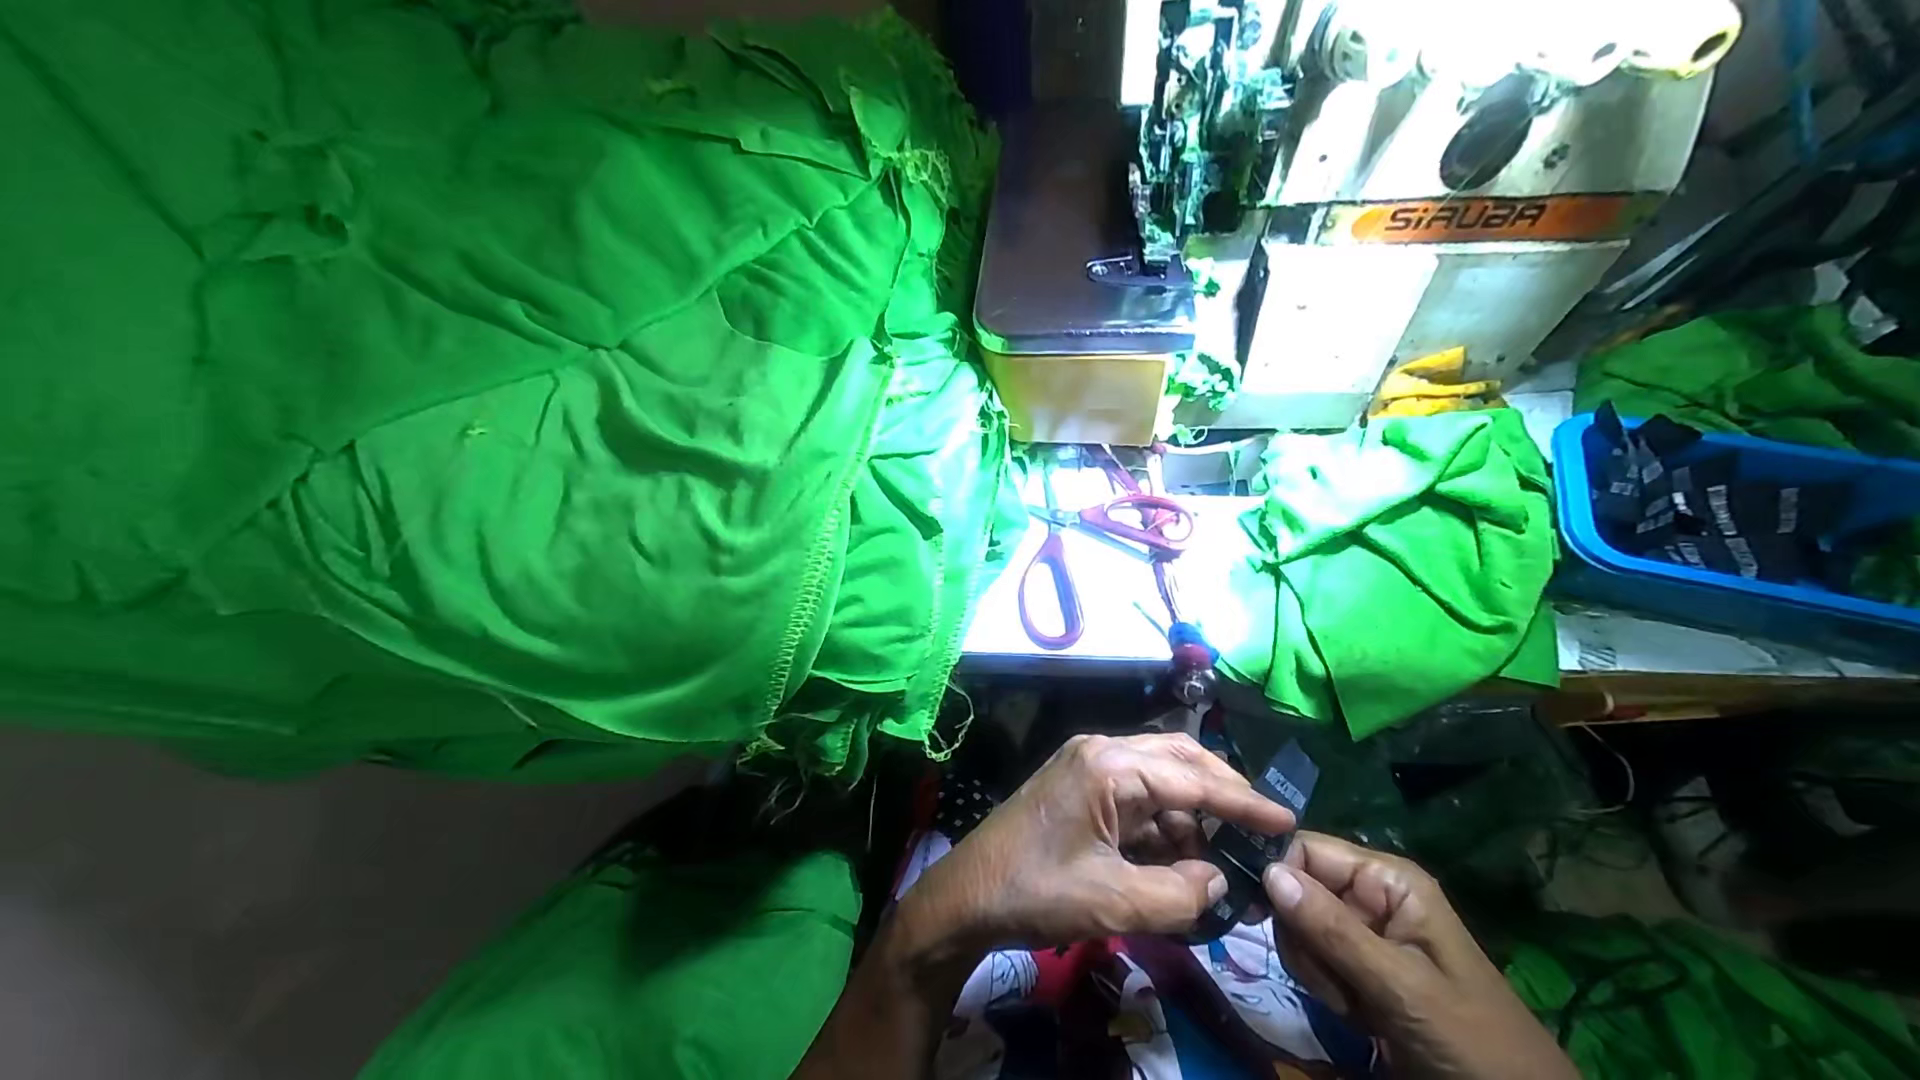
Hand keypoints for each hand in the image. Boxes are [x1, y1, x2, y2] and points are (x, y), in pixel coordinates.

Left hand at [903, 732, 1296, 950]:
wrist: (965, 897)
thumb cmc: (1035, 892)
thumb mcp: (1114, 902)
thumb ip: (1180, 894)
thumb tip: (1218, 879)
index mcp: (1108, 765)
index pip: (1192, 778)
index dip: (1243, 802)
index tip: (1287, 820)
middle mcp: (1099, 752)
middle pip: (1178, 760)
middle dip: (1221, 792)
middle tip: (1260, 830)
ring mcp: (1086, 767)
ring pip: (1158, 779)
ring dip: (1191, 813)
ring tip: (1224, 857)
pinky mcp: (1079, 788)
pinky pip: (1135, 796)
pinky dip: (1163, 823)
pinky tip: (1182, 857)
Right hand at [1263, 833, 1577, 1079]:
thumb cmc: (1471, 1041)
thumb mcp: (1402, 987)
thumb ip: (1334, 929)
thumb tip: (1268, 872)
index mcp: (1388, 880)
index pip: (1305, 848)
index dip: (1278, 876)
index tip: (1260, 916)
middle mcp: (1372, 894)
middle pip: (1297, 889)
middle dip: (1304, 940)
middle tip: (1335, 984)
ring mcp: (1367, 930)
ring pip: (1300, 926)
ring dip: (1315, 970)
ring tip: (1354, 1006)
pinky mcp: (1361, 964)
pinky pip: (1315, 958)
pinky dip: (1325, 987)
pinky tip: (1358, 1014)